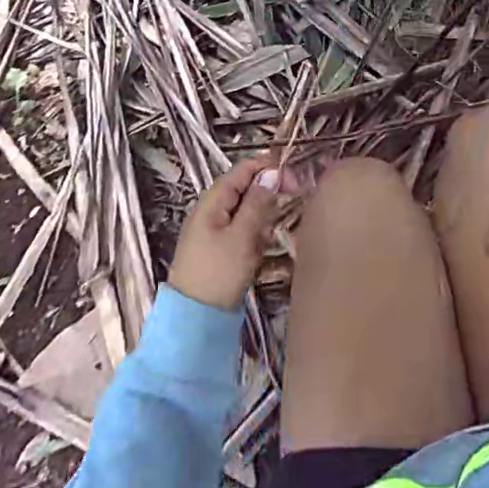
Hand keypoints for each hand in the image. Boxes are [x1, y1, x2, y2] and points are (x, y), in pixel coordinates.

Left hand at [167, 157, 291, 309]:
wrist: (194, 319)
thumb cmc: (218, 273)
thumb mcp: (242, 236)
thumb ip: (257, 203)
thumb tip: (271, 174)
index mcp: (213, 201)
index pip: (242, 170)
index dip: (268, 168)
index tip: (294, 178)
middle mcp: (211, 210)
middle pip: (245, 189)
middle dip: (266, 196)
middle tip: (286, 208)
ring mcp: (214, 230)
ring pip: (246, 211)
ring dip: (261, 219)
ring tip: (266, 238)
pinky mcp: (219, 248)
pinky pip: (242, 231)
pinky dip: (254, 235)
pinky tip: (259, 249)